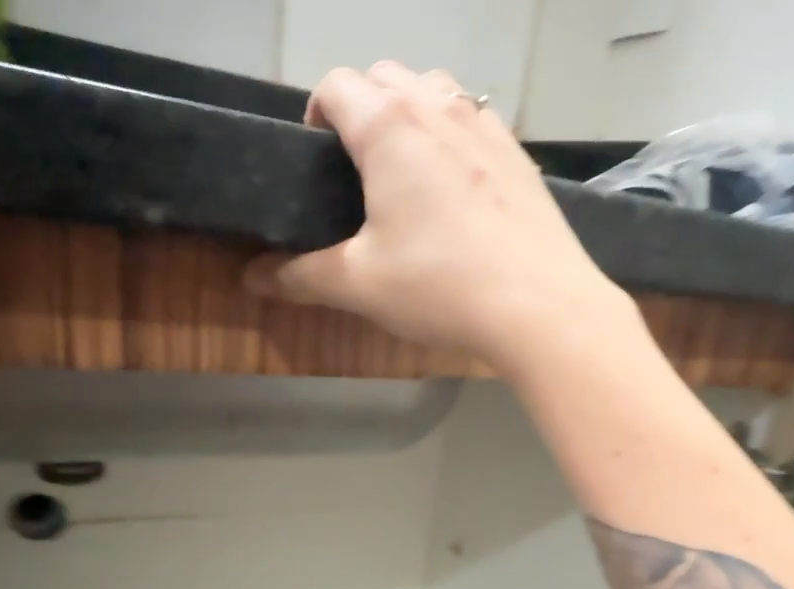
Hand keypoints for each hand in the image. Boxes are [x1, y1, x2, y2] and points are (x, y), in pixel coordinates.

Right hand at [243, 62, 636, 368]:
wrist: (541, 307)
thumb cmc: (440, 287)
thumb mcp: (359, 285)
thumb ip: (301, 276)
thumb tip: (252, 279)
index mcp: (389, 127)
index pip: (336, 85)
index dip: (315, 111)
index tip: (314, 156)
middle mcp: (439, 108)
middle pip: (387, 76)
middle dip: (363, 106)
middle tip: (356, 165)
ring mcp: (488, 128)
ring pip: (438, 90)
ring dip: (413, 111)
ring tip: (407, 169)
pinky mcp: (521, 157)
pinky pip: (478, 121)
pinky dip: (457, 136)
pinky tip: (459, 190)